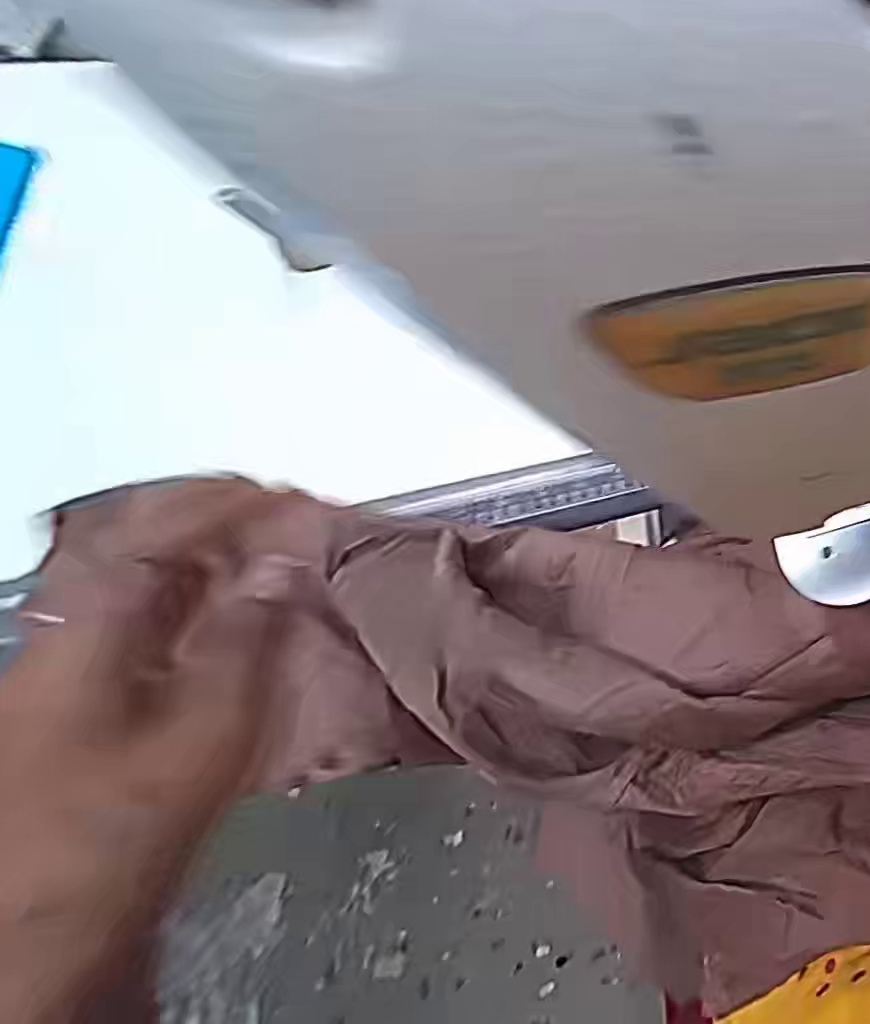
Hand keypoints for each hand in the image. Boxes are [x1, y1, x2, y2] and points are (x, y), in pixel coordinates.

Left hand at [0, 482, 294, 1022]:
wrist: (53, 905)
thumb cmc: (129, 816)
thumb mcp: (207, 725)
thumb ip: (247, 637)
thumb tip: (282, 567)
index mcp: (85, 639)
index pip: (147, 540)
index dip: (219, 507)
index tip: (286, 493)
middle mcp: (65, 636)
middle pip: (128, 544)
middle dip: (210, 511)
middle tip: (283, 498)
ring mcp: (70, 659)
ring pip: (135, 571)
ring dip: (206, 541)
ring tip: (271, 527)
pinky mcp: (91, 682)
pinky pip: (145, 603)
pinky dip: (197, 577)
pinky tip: (237, 581)